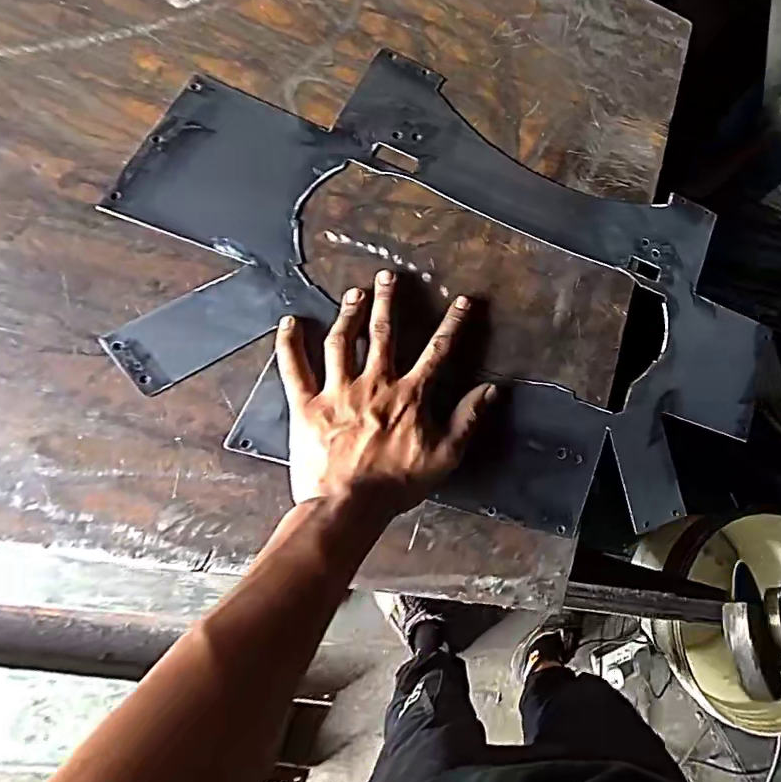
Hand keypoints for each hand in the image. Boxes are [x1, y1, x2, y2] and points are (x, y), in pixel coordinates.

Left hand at [275, 269, 496, 518]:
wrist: (346, 505)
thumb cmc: (396, 484)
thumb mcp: (444, 456)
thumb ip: (467, 419)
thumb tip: (491, 389)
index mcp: (408, 395)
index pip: (437, 351)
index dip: (453, 323)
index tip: (462, 301)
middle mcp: (373, 383)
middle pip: (382, 333)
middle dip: (387, 301)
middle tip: (388, 276)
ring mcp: (337, 391)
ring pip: (341, 341)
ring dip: (348, 313)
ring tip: (354, 292)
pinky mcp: (307, 405)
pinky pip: (294, 368)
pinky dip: (289, 343)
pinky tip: (289, 321)